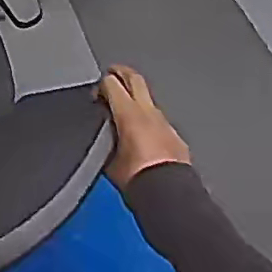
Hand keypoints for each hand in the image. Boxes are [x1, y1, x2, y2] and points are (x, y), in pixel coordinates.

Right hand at [99, 64, 190, 187]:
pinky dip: (149, 120)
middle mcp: (149, 112)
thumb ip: (104, 137)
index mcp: (128, 113)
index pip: (111, 82)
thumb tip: (101, 133)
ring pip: (149, 100)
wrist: (169, 198)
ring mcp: (165, 123)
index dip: (101, 83)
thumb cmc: (137, 179)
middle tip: (112, 74)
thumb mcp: (108, 158)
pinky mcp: (176, 136)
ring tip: (126, 108)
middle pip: (134, 78)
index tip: (96, 91)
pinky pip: (160, 121)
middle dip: (121, 73)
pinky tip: (143, 133)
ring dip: (137, 99)